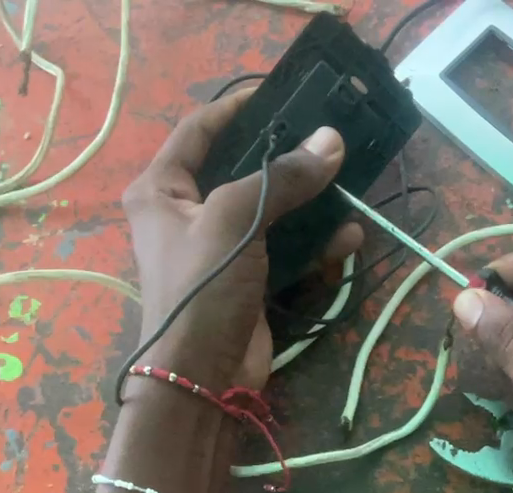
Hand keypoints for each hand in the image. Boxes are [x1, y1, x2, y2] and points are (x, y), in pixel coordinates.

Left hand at [122, 90, 360, 391]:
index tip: (283, 93)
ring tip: (350, 193)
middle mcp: (189, 214)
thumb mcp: (236, 220)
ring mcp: (223, 251)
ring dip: (312, 207)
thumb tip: (333, 141)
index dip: (239, 107)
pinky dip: (315, 246)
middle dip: (288, 161)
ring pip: (273, 214)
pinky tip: (348, 239)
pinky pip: (286, 253)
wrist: (204, 378)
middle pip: (244, 172)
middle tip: (328, 143)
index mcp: (162, 189)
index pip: (200, 130)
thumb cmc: (202, 287)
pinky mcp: (251, 283)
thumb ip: (284, 179)